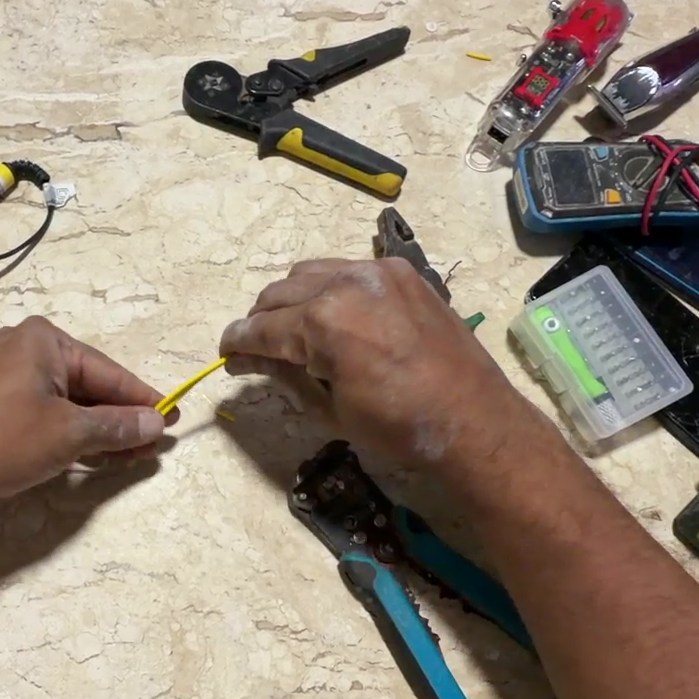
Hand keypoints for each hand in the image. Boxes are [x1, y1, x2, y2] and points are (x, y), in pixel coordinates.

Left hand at [0, 317, 168, 516]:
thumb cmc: (2, 442)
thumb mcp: (69, 433)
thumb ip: (117, 425)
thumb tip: (156, 424)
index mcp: (41, 341)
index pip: (107, 371)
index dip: (142, 398)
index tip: (172, 418)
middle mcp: (19, 350)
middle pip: (86, 386)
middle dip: (120, 419)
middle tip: (152, 447)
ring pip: (63, 405)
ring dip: (97, 432)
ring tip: (128, 458)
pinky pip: (39, 417)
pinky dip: (66, 436)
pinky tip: (89, 458)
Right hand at [219, 258, 549, 470]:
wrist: (472, 421)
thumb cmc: (396, 428)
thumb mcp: (329, 408)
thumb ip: (286, 374)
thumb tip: (251, 360)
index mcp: (323, 321)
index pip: (262, 328)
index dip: (237, 343)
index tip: (225, 354)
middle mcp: (346, 283)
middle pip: (280, 292)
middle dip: (261, 320)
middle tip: (255, 347)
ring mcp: (378, 271)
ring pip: (311, 273)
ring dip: (291, 299)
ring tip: (291, 330)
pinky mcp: (402, 273)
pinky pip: (347, 271)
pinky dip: (327, 289)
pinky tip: (332, 316)